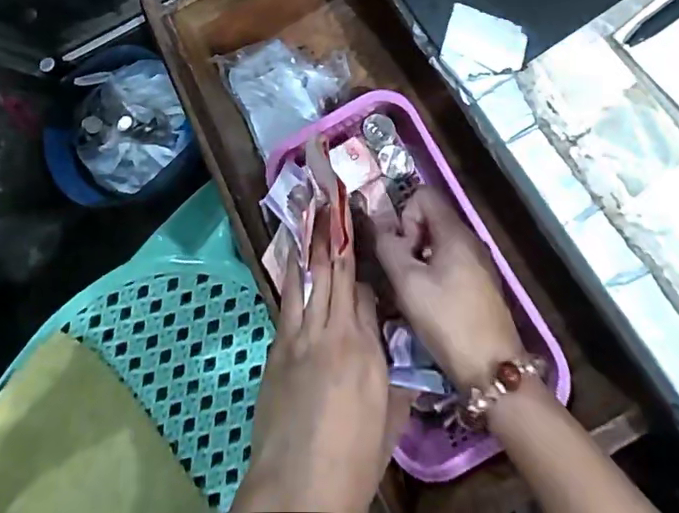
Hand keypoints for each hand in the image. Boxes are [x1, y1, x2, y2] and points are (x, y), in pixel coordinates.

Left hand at [235, 195, 410, 511]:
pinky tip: (292, 258)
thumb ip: (397, 378)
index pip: (364, 289)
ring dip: (308, 241)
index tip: (360, 226)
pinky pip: (287, 300)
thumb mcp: (390, 420)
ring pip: (306, 277)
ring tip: (308, 208)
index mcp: (365, 348)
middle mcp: (332, 331)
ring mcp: (298, 336)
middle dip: (332, 231)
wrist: (298, 488)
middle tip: (330, 194)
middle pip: (333, 271)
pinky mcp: (276, 349)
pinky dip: (291, 274)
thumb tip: (401, 352)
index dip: (362, 258)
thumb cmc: (354, 459)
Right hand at [368, 186, 524, 389]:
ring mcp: (478, 261)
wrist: (493, 369)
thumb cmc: (448, 321)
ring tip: (415, 290)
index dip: (405, 215)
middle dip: (410, 238)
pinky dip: (434, 272)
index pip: (423, 195)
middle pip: (431, 217)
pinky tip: (431, 302)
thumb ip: (389, 248)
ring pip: (438, 241)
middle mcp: (470, 239)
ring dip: (420, 258)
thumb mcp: (408, 283)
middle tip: (405, 273)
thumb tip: (381, 230)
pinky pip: (450, 260)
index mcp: (455, 232)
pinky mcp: (481, 283)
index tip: (404, 250)